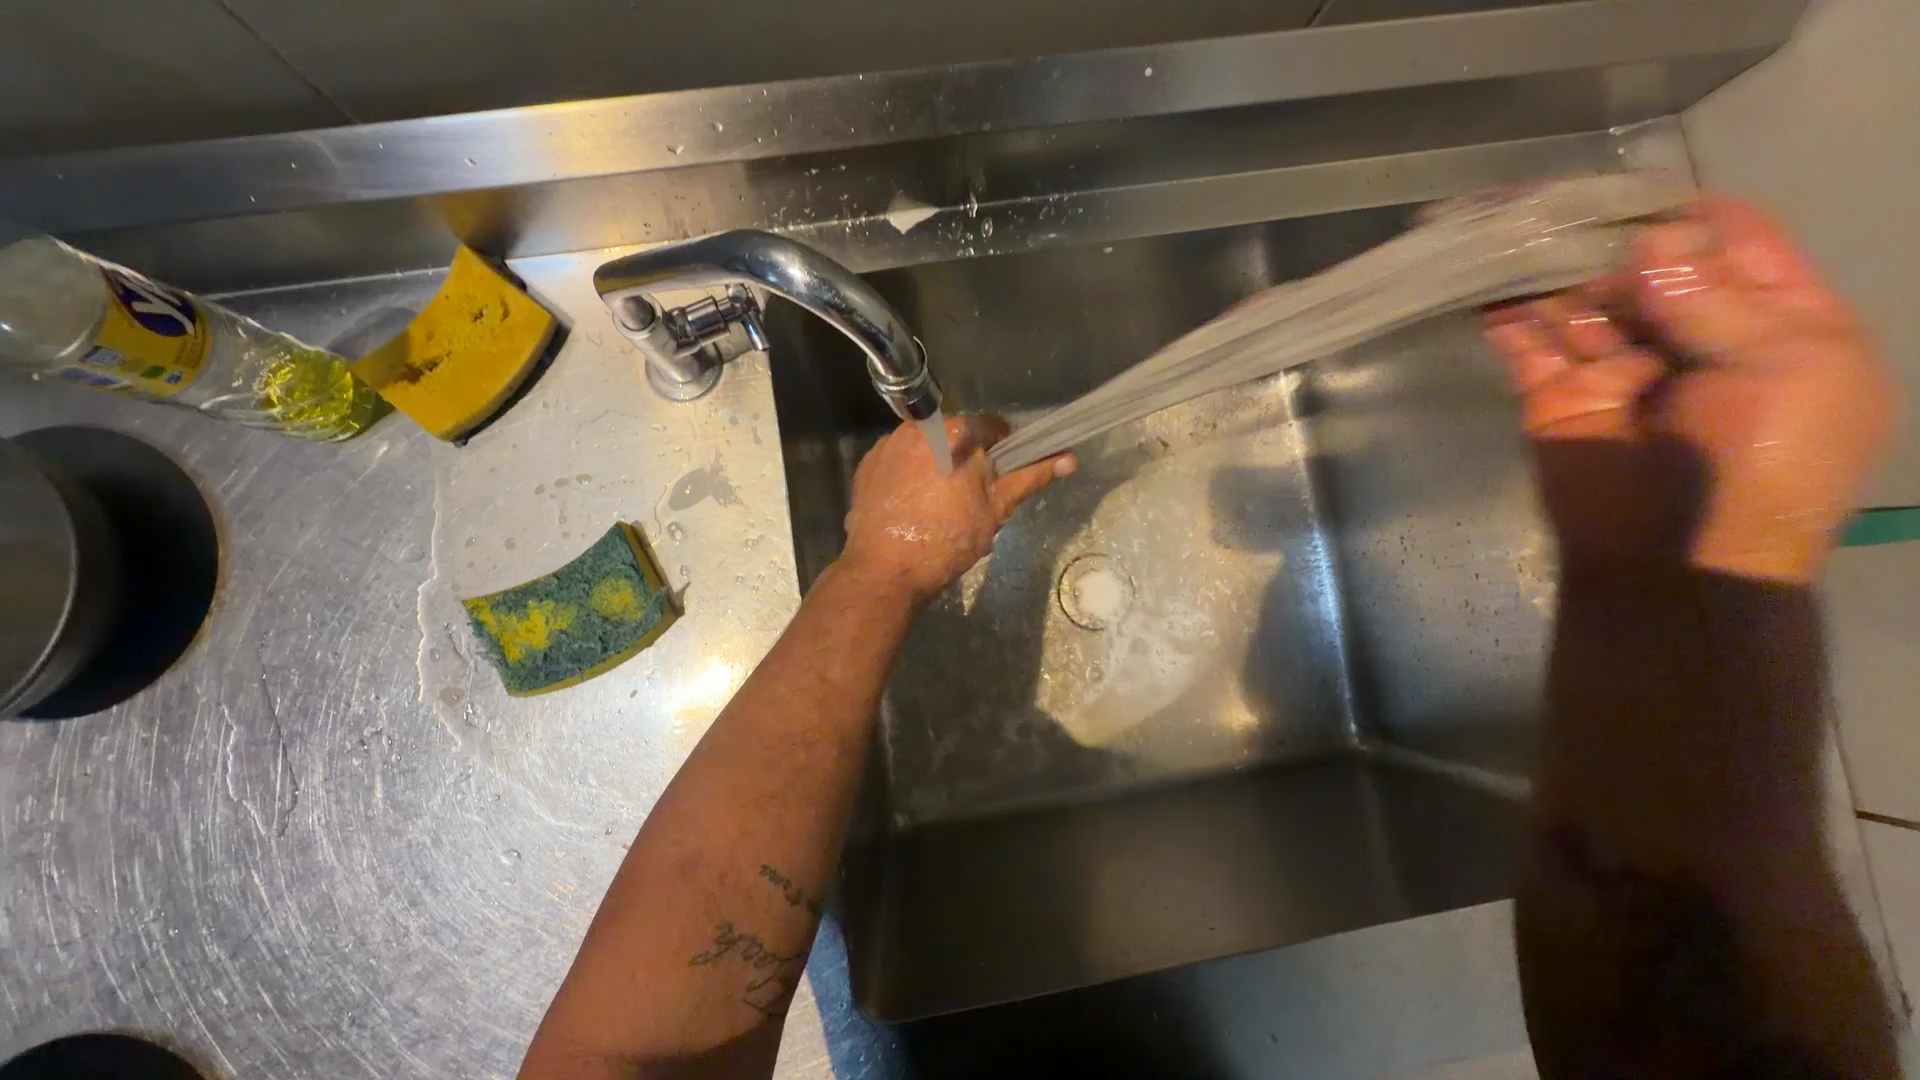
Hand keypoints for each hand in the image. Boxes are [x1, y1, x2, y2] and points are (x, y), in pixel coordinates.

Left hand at [839, 415, 1074, 602]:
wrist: (884, 571)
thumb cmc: (946, 541)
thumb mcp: (995, 510)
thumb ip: (1029, 477)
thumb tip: (1068, 459)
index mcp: (953, 432)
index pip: (992, 425)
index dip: (1005, 450)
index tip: (1002, 477)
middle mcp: (916, 428)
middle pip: (957, 435)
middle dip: (969, 459)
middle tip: (973, 498)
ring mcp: (887, 445)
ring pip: (928, 447)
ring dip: (940, 465)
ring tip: (940, 506)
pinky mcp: (868, 465)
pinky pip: (901, 461)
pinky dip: (911, 476)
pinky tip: (914, 506)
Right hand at [1485, 194, 1899, 583]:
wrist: (1672, 564)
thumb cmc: (1760, 465)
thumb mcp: (1784, 370)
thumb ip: (1719, 300)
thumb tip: (1654, 238)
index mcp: (1775, 326)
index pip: (1735, 246)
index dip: (1690, 215)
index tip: (1638, 192)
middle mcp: (1693, 339)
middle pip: (1645, 269)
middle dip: (1604, 241)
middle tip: (1553, 209)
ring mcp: (1618, 369)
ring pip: (1582, 303)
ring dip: (1549, 272)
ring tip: (1508, 234)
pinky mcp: (1555, 396)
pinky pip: (1530, 346)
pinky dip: (1507, 318)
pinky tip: (1483, 287)